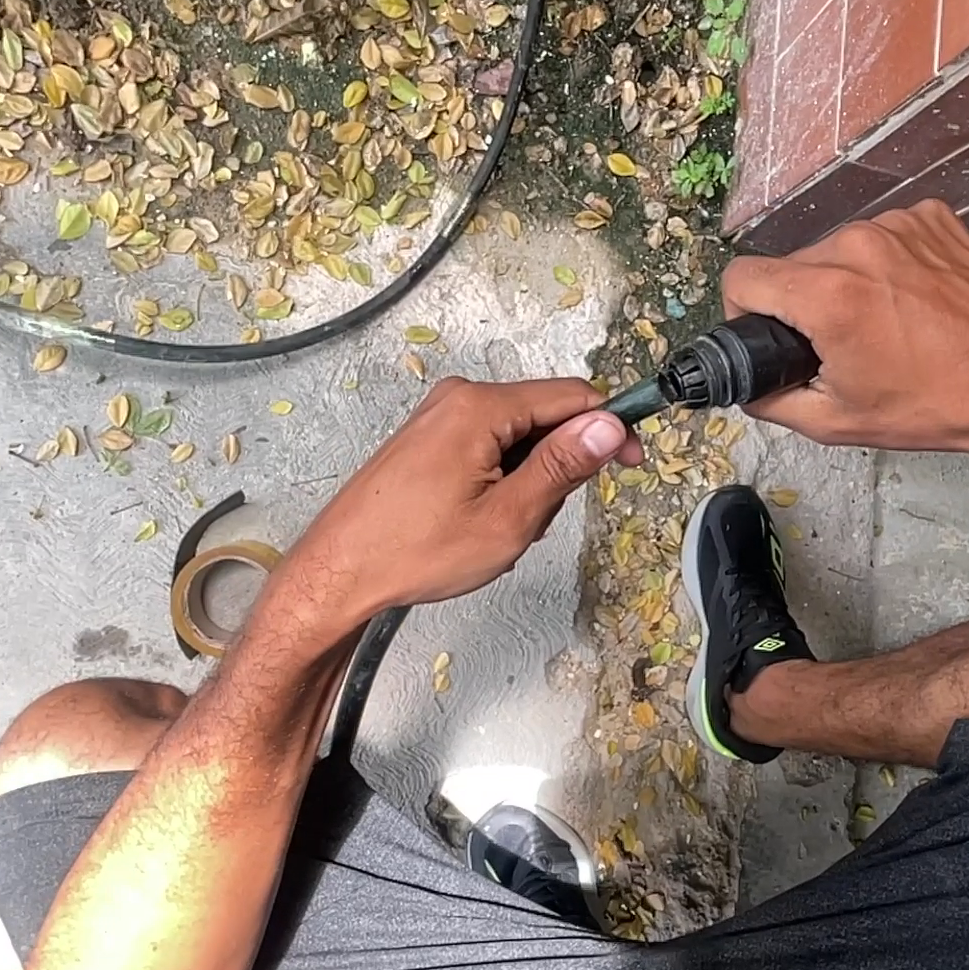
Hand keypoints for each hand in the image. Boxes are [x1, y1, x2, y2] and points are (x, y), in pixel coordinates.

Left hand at [279, 377, 643, 618]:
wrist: (339, 571)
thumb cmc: (414, 551)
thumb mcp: (508, 517)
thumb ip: (563, 467)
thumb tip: (607, 426)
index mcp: (481, 408)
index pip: (574, 398)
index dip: (610, 429)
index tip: (629, 461)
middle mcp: (459, 399)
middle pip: (545, 416)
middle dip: (559, 466)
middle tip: (539, 518)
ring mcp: (441, 416)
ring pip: (519, 436)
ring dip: (530, 480)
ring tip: (502, 526)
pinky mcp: (431, 436)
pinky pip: (491, 445)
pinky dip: (503, 480)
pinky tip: (483, 517)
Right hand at [723, 200, 968, 453]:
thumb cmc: (932, 405)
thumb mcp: (833, 422)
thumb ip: (768, 402)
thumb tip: (747, 386)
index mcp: (829, 295)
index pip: (742, 276)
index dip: (743, 311)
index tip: (767, 333)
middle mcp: (858, 246)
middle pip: (789, 265)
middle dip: (797, 304)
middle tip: (833, 343)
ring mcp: (898, 225)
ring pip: (832, 249)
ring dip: (839, 282)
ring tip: (877, 322)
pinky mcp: (929, 218)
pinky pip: (877, 235)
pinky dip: (880, 265)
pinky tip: (905, 298)